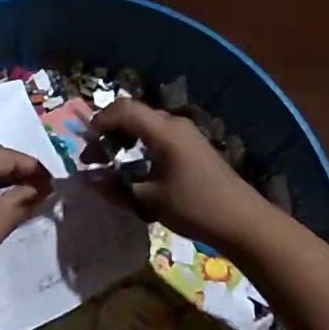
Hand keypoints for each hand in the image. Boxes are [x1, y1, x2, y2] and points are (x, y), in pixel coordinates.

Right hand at [88, 100, 275, 253]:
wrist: (242, 220)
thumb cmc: (194, 207)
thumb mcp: (149, 201)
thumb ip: (116, 187)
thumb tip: (89, 178)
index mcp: (163, 130)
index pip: (124, 109)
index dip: (100, 121)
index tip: (86, 144)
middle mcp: (174, 124)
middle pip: (135, 114)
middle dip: (110, 132)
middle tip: (95, 158)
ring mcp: (187, 134)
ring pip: (147, 125)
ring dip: (126, 139)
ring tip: (112, 164)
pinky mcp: (194, 147)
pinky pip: (160, 136)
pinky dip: (142, 145)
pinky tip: (138, 169)